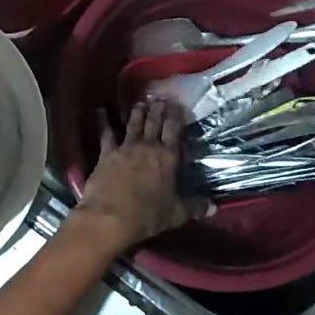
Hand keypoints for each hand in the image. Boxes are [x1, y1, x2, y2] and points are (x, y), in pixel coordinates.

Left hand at [73, 100, 204, 250]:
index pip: (174, 130)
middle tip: (160, 98)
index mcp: (168, 157)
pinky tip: (101, 111)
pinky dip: (104, 121)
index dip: (175, 115)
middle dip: (158, 108)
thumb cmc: (148, 216)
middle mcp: (148, 147)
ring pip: (133, 123)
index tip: (176, 105)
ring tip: (140, 102)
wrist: (111, 217)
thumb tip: (213, 207)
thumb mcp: (176, 214)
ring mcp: (126, 148)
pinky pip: (106, 133)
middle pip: (154, 122)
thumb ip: (194, 207)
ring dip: (137, 112)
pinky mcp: (106, 153)